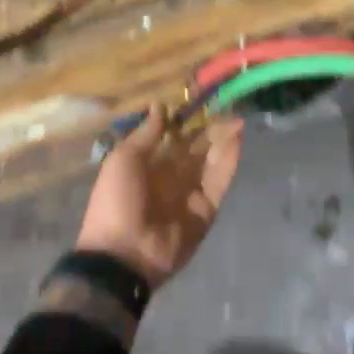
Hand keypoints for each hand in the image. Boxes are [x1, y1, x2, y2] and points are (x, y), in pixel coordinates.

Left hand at [76, 108, 243, 288]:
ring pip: (211, 160)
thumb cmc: (116, 201)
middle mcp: (172, 176)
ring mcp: (191, 192)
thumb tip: (161, 105)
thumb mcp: (123, 160)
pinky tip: (236, 139)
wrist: (123, 254)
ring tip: (237, 119)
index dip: (187, 119)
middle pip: (196, 147)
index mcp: (149, 164)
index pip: (173, 137)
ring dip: (223, 140)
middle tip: (228, 105)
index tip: (202, 99)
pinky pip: (219, 181)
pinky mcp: (206, 208)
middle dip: (211, 127)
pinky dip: (229, 160)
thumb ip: (147, 134)